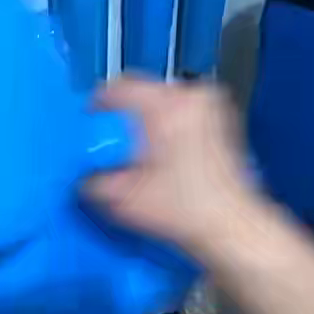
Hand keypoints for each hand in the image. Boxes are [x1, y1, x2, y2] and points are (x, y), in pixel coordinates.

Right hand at [81, 77, 267, 258]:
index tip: (89, 124)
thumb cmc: (180, 210)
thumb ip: (92, 180)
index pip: (118, 87)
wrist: (230, 226)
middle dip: (123, 116)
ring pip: (164, 101)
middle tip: (111, 144)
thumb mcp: (121, 198)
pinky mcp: (222, 122)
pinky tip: (161, 156)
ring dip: (146, 121)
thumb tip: (83, 174)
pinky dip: (167, 127)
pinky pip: (183, 112)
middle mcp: (191, 96)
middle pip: (142, 92)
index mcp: (164, 105)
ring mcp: (211, 106)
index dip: (97, 105)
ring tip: (137, 151)